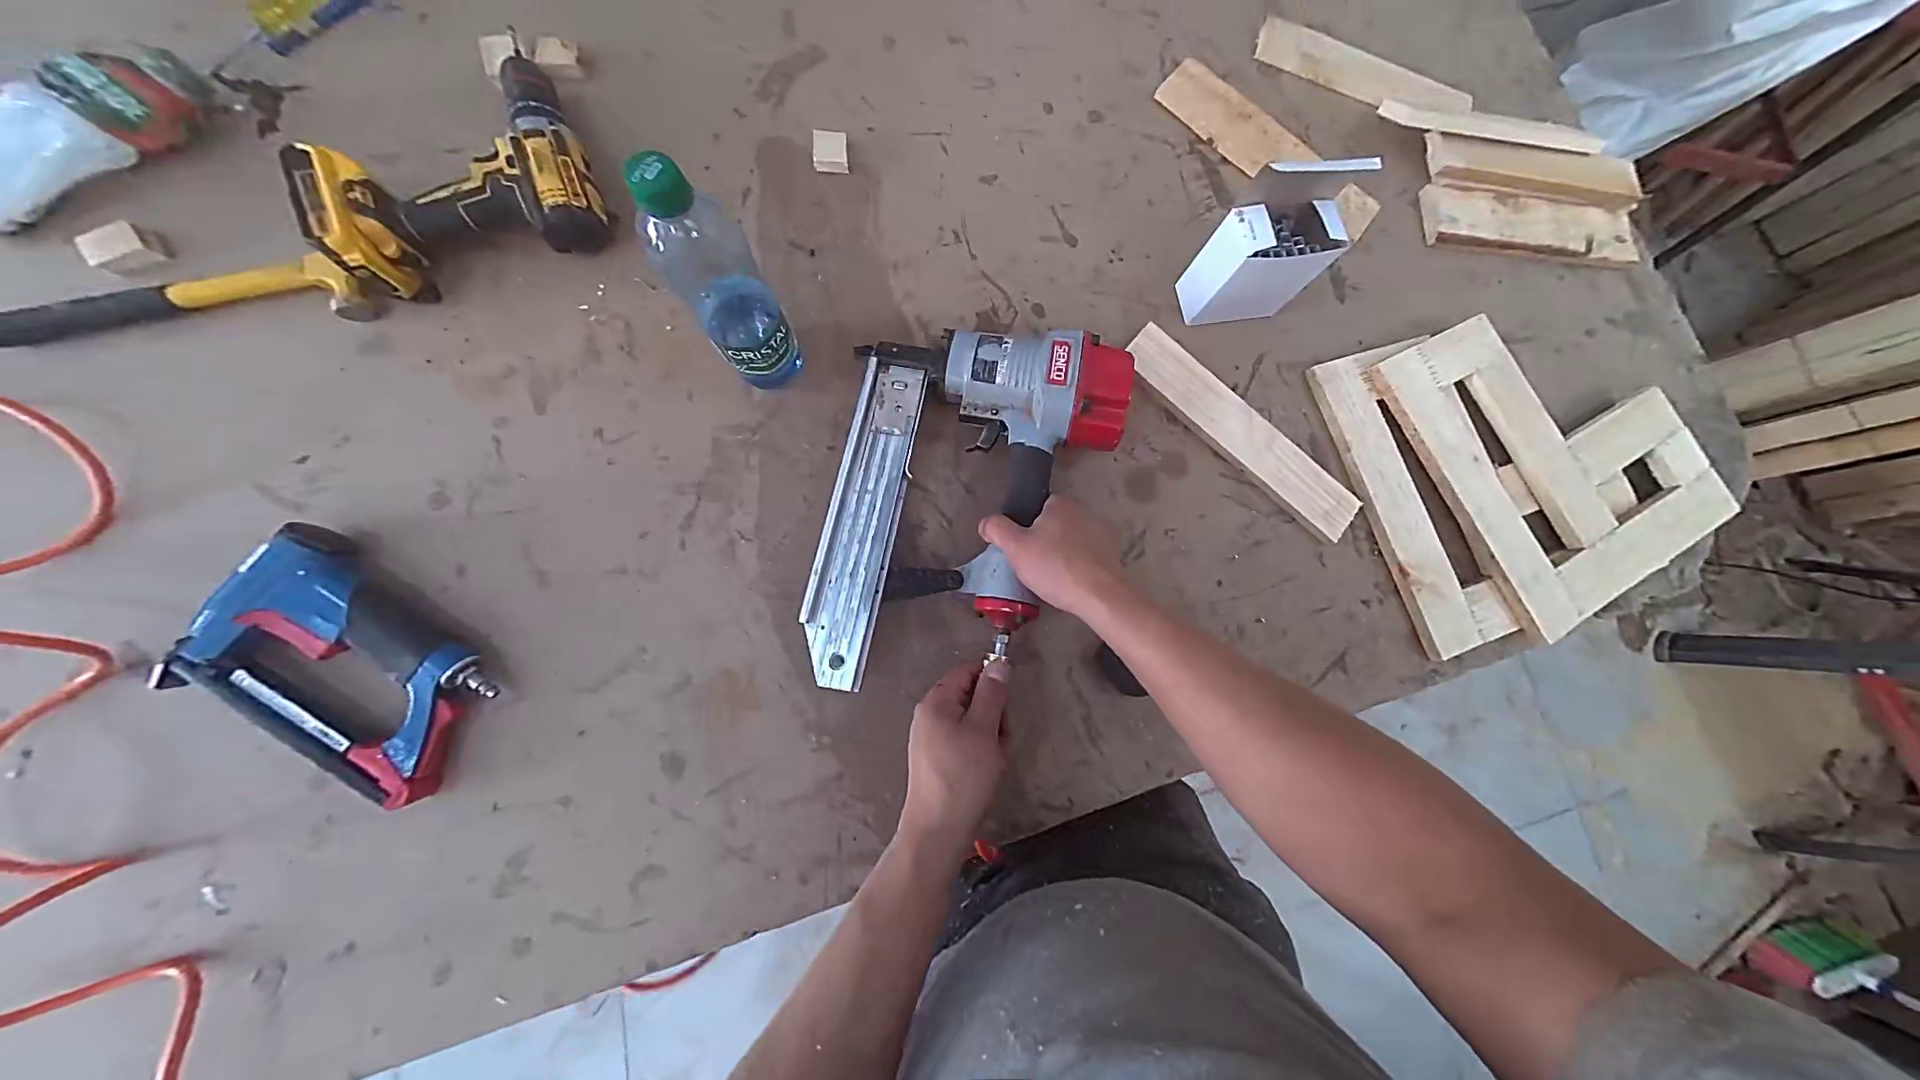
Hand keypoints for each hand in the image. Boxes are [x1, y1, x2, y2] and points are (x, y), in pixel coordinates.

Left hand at [899, 660, 1010, 858]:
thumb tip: (999, 664)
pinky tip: (986, 771)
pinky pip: (966, 742)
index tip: (1009, 696)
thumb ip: (992, 694)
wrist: (938, 830)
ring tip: (994, 759)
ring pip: (973, 722)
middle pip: (971, 696)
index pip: (967, 671)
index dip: (991, 677)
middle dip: (993, 713)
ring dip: (991, 735)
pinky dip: (982, 752)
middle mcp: (929, 715)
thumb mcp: (984, 730)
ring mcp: (932, 738)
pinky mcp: (938, 759)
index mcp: (936, 702)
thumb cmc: (961, 778)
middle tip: (1000, 736)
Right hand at [979, 495, 1130, 618]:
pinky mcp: (1110, 553)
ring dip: (1059, 555)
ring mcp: (1101, 532)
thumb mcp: (1015, 548)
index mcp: (1061, 502)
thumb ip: (997, 529)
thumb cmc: (1055, 568)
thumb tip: (987, 523)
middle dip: (1042, 542)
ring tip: (1050, 577)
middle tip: (1032, 565)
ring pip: (1068, 541)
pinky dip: (1075, 566)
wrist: (1099, 597)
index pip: (1035, 508)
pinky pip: (1083, 556)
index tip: (1021, 548)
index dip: (1024, 527)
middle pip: (1052, 525)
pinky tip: (1068, 582)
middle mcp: (1084, 510)